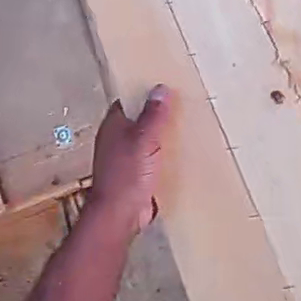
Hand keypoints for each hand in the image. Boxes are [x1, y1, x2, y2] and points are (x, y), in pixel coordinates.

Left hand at [88, 85, 173, 230]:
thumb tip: (160, 89)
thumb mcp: (144, 139)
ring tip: (187, 126)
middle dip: (157, 115)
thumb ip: (153, 115)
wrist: (120, 213)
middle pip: (139, 120)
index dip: (144, 92)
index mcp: (113, 124)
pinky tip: (181, 153)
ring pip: (147, 140)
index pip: (128, 100)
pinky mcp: (137, 174)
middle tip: (182, 105)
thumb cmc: (126, 174)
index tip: (165, 87)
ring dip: (162, 136)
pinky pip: (152, 158)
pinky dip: (164, 155)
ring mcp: (126, 157)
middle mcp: (117, 139)